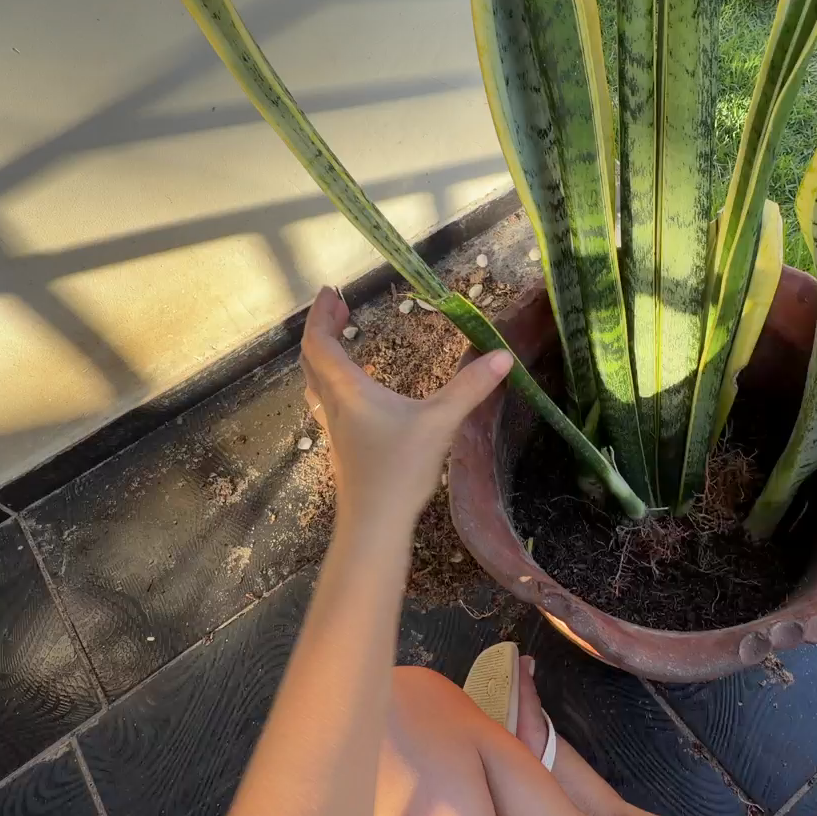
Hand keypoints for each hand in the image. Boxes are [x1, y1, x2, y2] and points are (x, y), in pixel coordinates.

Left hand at [299, 287, 512, 529]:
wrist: (374, 523)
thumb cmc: (399, 469)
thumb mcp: (440, 422)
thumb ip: (470, 387)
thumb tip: (503, 355)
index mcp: (349, 390)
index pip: (320, 343)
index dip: (321, 315)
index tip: (331, 292)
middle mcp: (334, 405)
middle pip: (313, 359)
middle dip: (322, 329)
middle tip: (338, 308)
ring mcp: (334, 428)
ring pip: (316, 383)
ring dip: (323, 357)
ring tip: (340, 341)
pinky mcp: (342, 447)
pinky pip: (328, 402)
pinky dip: (333, 382)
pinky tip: (356, 393)